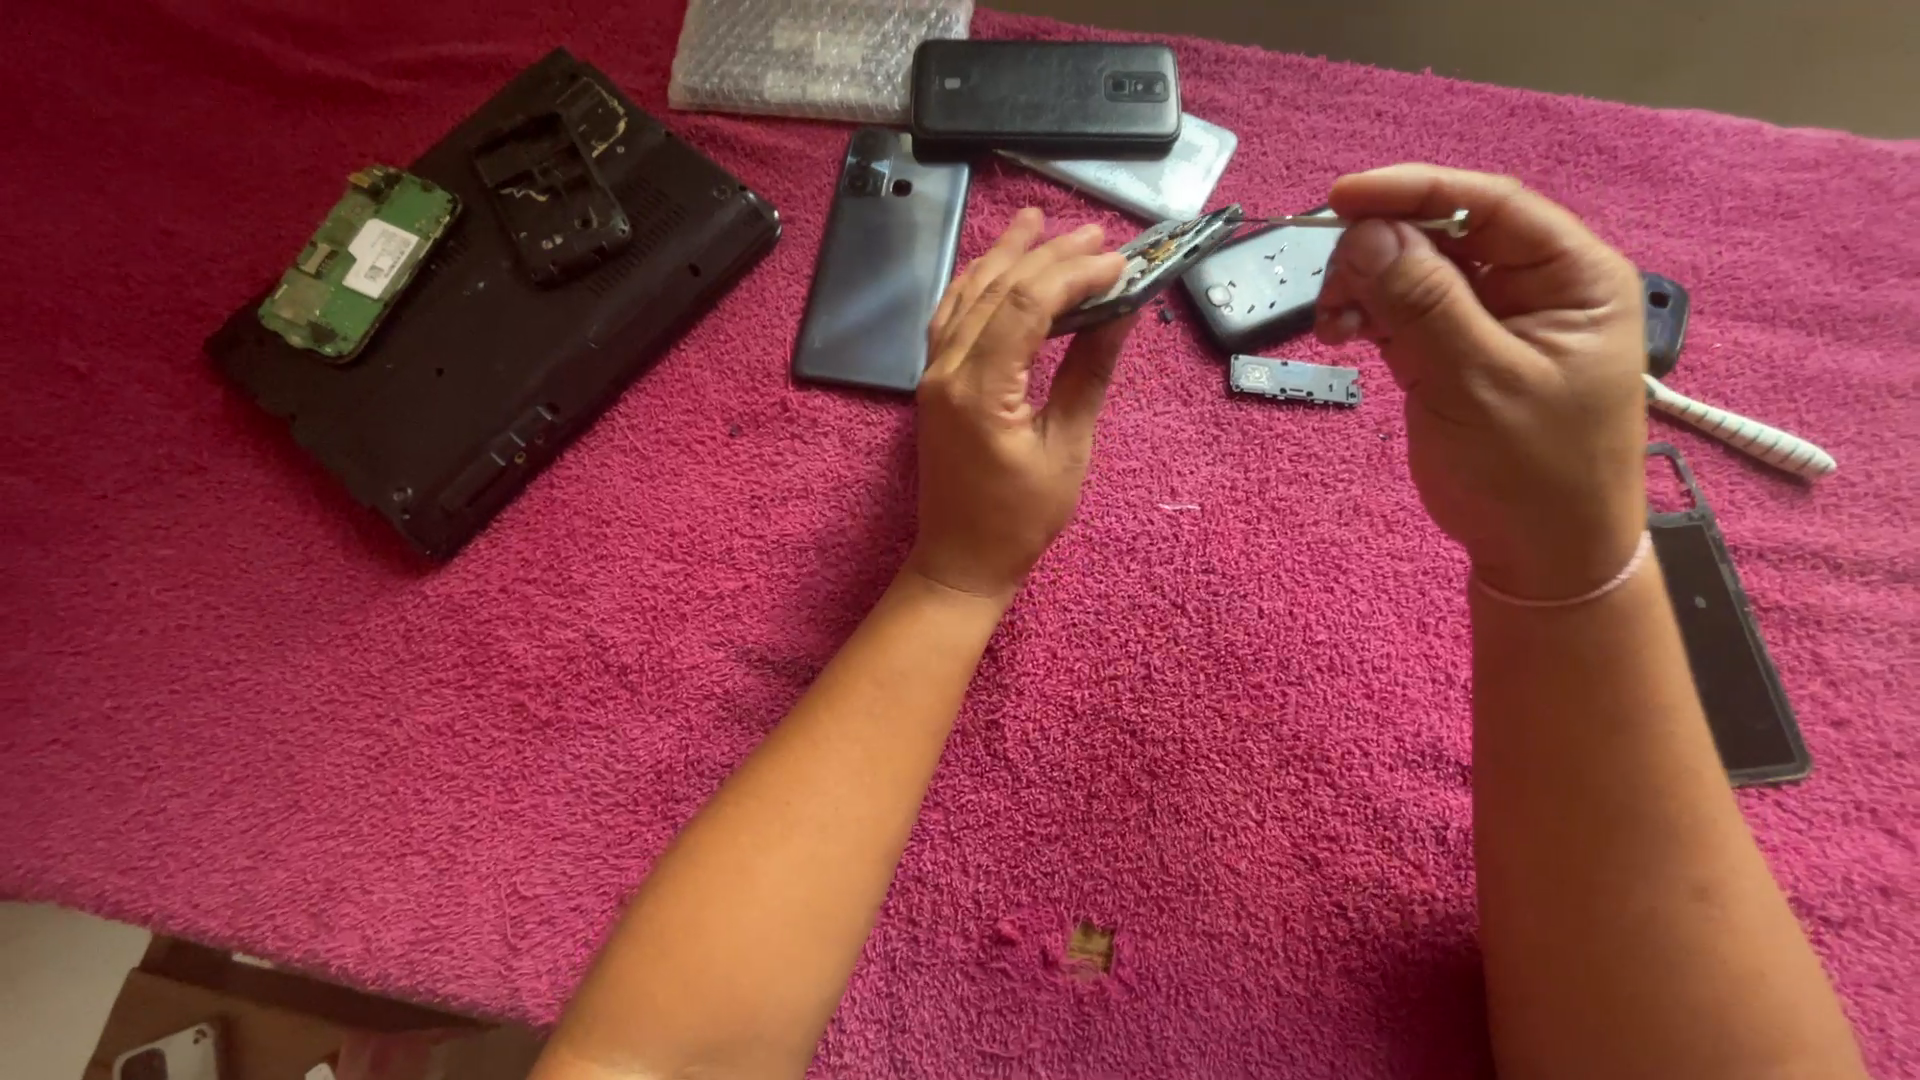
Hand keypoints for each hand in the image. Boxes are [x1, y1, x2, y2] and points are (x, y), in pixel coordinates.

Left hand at [905, 208, 1133, 602]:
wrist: (961, 560)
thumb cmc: (1020, 520)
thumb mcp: (1068, 448)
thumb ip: (1089, 374)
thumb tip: (1121, 314)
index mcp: (980, 392)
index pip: (1026, 306)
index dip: (1074, 275)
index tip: (1119, 262)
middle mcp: (946, 373)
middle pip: (996, 291)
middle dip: (1047, 256)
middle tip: (1096, 234)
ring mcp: (932, 377)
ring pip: (965, 297)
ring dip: (1003, 257)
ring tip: (1037, 221)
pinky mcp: (932, 385)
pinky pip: (949, 320)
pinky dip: (974, 287)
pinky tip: (992, 268)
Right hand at [1314, 165, 1648, 600]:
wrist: (1537, 552)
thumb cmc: (1531, 472)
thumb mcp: (1478, 382)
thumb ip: (1424, 304)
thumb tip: (1366, 234)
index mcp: (1570, 277)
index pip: (1490, 205)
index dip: (1416, 191)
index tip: (1342, 198)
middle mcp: (1530, 287)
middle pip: (1442, 236)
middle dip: (1379, 253)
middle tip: (1332, 292)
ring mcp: (1486, 321)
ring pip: (1411, 274)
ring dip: (1363, 289)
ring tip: (1334, 328)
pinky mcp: (1450, 352)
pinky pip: (1400, 313)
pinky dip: (1366, 318)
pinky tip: (1343, 335)